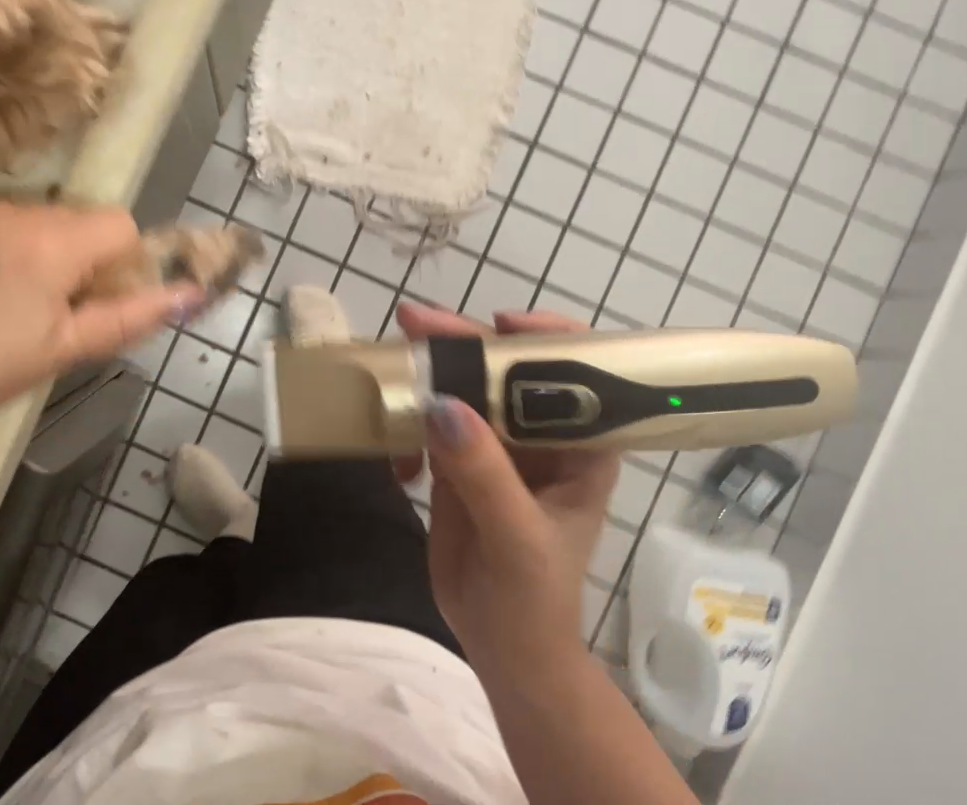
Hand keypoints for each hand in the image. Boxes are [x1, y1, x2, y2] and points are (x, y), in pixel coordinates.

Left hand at [0, 199, 199, 434]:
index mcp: (50, 239)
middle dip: (72, 259)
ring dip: (26, 251)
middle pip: (71, 219)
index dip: (119, 266)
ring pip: (24, 219)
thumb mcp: (60, 352)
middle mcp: (7, 206)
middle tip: (38, 316)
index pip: (120, 223)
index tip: (88, 306)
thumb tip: (190, 294)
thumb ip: (129, 317)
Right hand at [395, 303, 621, 667]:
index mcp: (580, 447)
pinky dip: (406, 423)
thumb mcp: (516, 536)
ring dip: (425, 376)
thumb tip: (442, 405)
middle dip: (462, 343)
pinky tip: (394, 459)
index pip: (577, 373)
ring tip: (386, 371)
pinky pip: (430, 422)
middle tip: (412, 322)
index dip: (545, 337)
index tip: (501, 323)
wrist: (502, 645)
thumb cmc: (533, 597)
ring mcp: (496, 446)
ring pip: (463, 389)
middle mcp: (541, 435)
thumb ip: (483, 473)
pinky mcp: (457, 461)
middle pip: (504, 371)